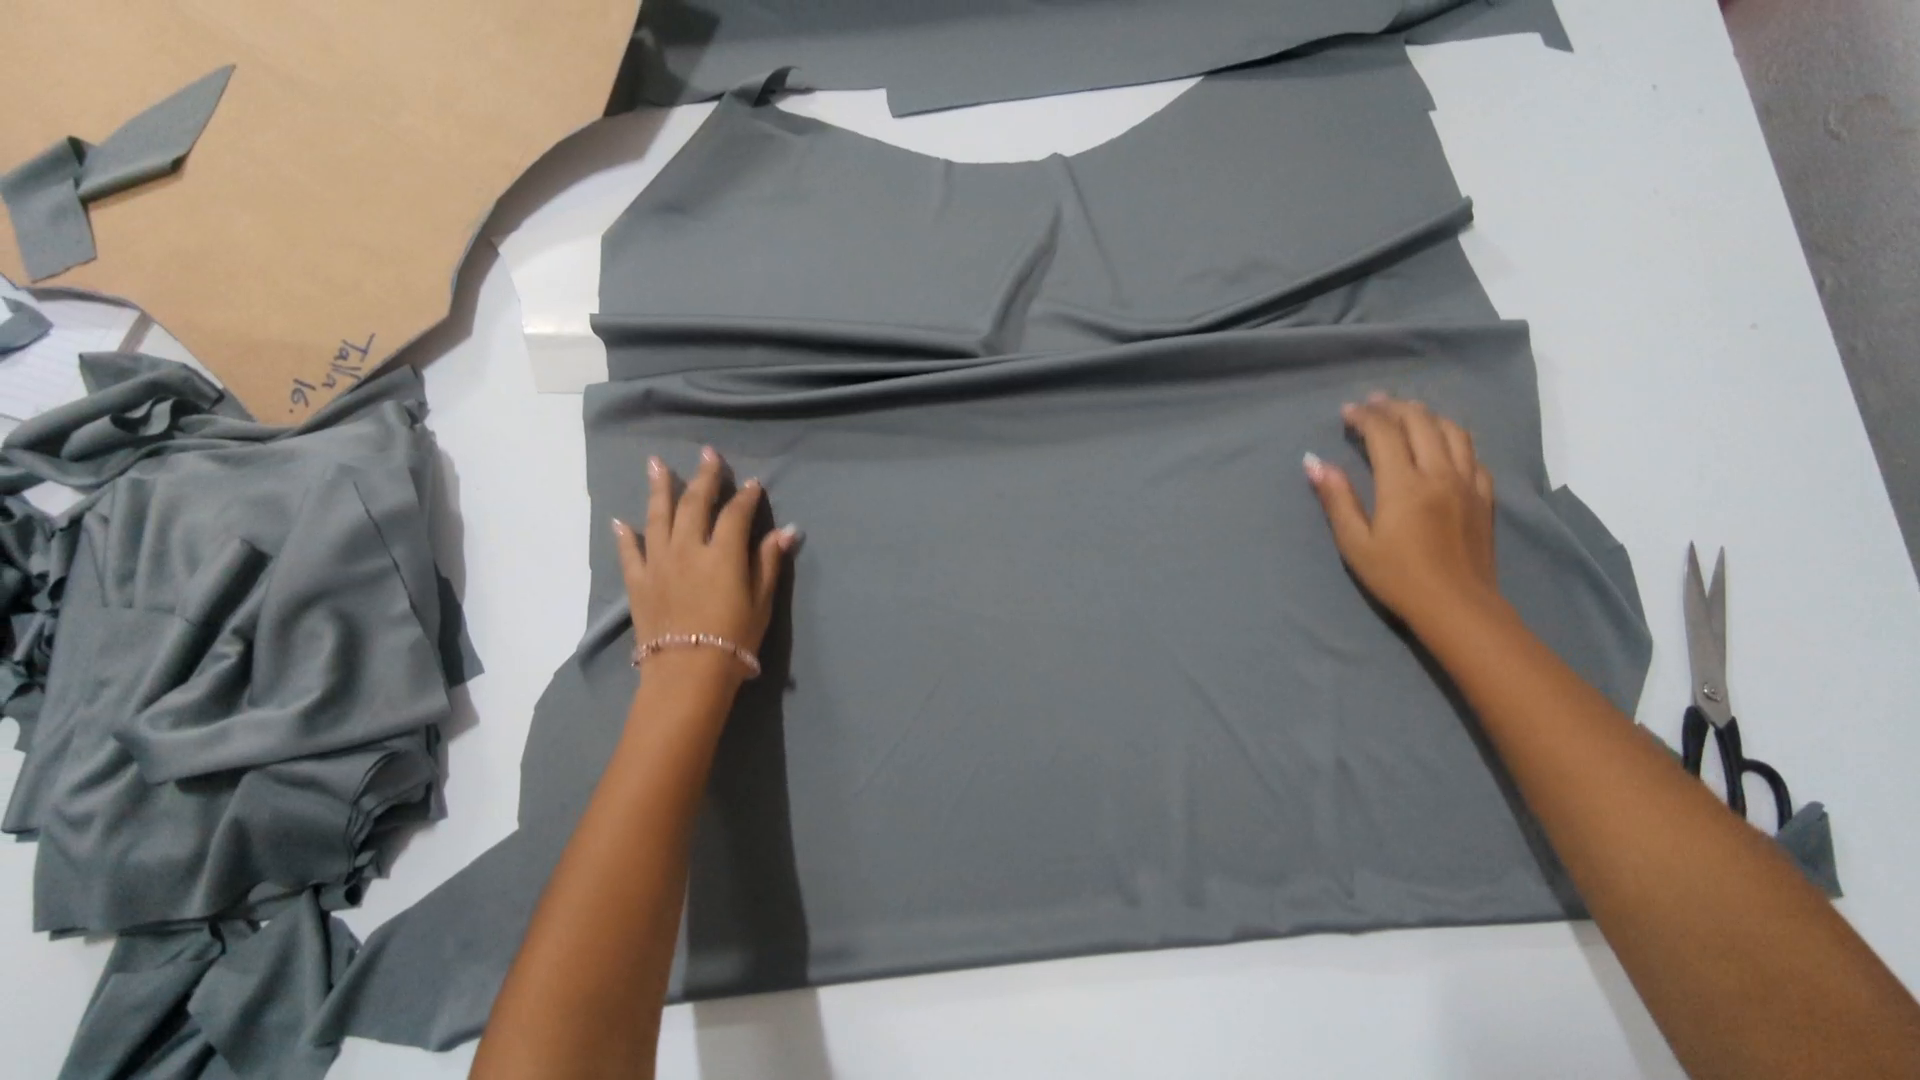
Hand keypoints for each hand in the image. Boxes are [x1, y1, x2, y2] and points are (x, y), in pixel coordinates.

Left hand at [612, 447, 798, 680]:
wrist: (687, 674)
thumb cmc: (734, 640)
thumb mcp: (762, 602)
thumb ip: (769, 562)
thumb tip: (787, 530)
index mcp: (723, 552)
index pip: (736, 513)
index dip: (747, 496)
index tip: (753, 484)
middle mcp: (688, 548)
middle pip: (695, 503)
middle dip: (704, 476)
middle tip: (708, 453)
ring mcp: (659, 562)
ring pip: (658, 516)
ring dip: (659, 488)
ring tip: (656, 464)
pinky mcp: (637, 582)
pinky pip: (629, 552)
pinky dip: (625, 535)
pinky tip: (621, 521)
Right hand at [1303, 395, 1501, 628]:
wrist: (1457, 606)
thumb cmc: (1397, 578)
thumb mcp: (1355, 543)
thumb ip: (1337, 499)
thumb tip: (1314, 462)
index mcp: (1404, 484)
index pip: (1384, 433)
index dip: (1364, 417)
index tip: (1347, 413)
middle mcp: (1439, 473)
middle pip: (1420, 422)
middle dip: (1394, 407)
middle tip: (1373, 404)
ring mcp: (1468, 482)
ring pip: (1452, 430)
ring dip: (1427, 415)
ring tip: (1408, 414)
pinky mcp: (1485, 496)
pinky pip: (1472, 454)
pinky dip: (1453, 439)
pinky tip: (1442, 445)